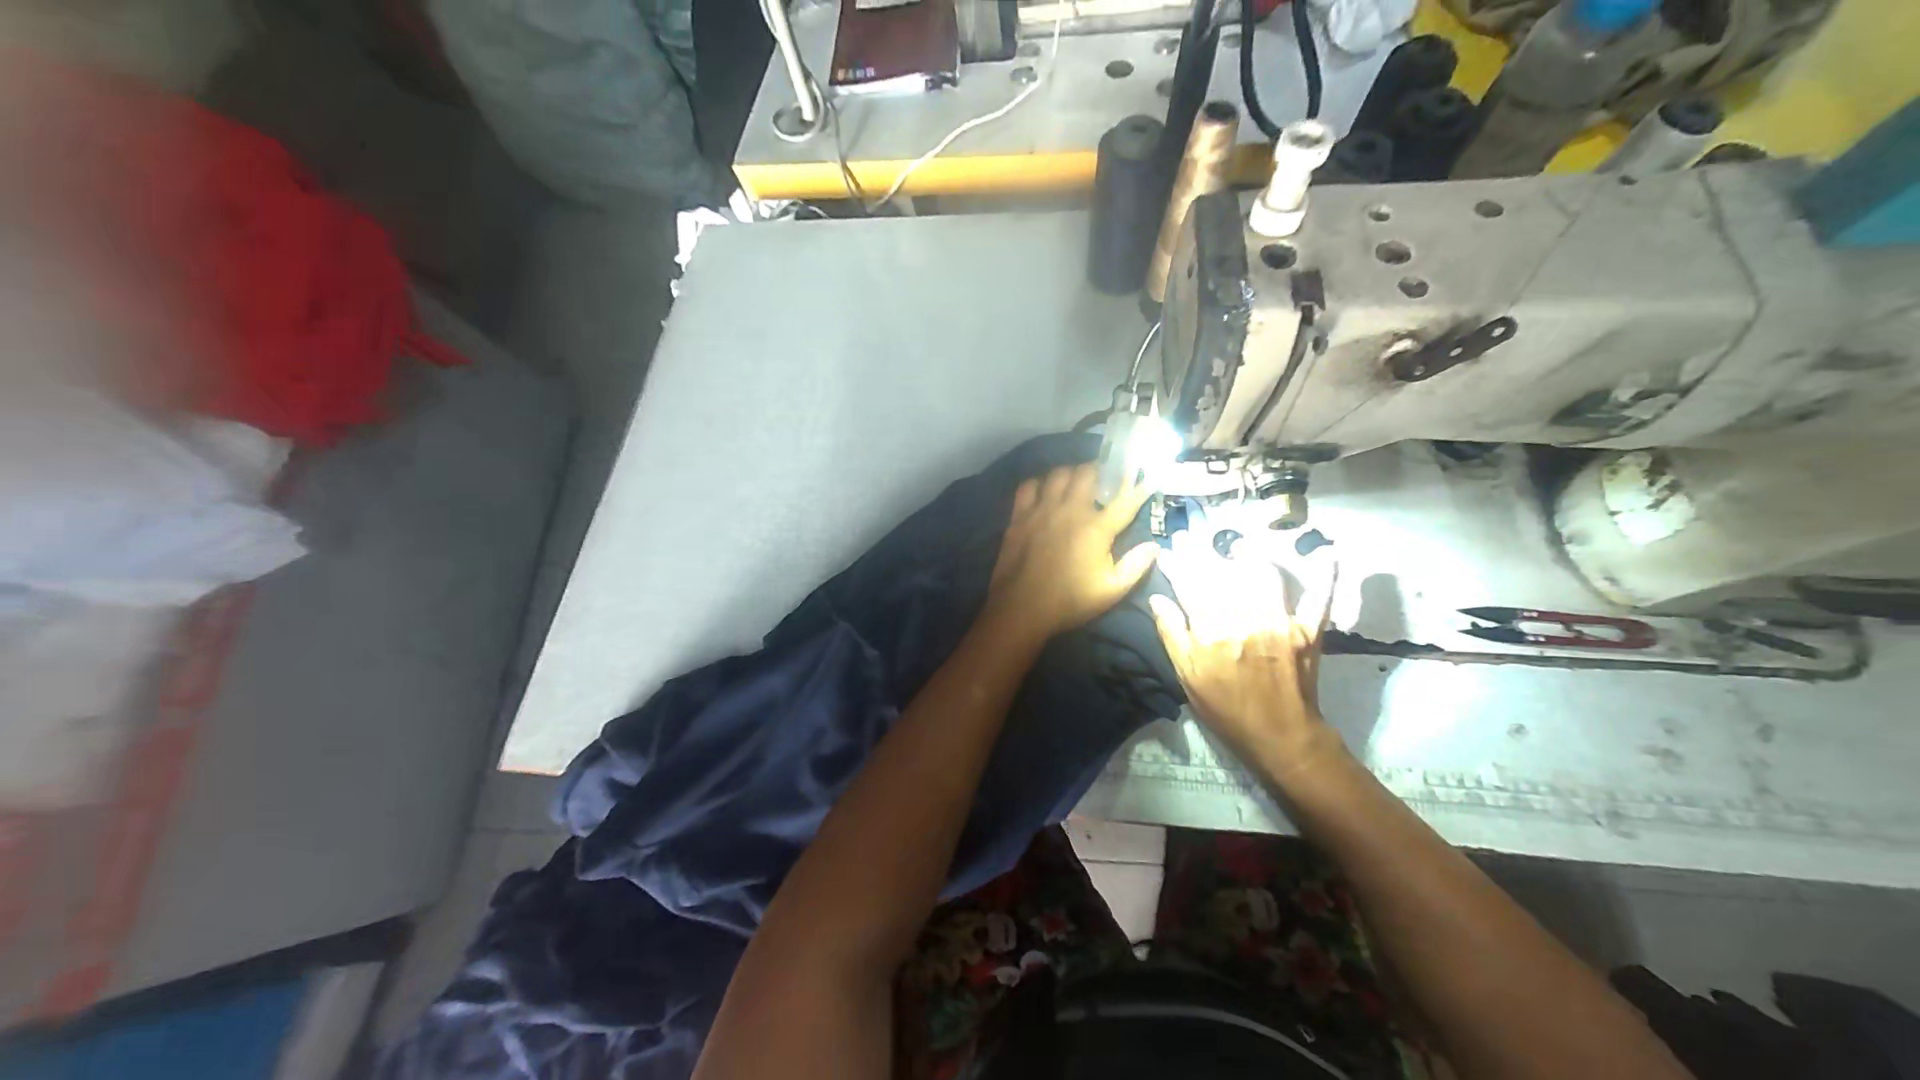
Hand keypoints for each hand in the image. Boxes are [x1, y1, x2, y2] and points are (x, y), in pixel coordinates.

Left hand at [984, 464, 1157, 643]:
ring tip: (1075, 481)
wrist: (1021, 610)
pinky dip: (1039, 484)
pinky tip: (1043, 491)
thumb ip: (1135, 566)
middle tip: (1105, 478)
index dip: (1139, 487)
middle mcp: (1070, 511)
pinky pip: (1028, 487)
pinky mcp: (1019, 517)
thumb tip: (1155, 546)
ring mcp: (1041, 511)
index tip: (1148, 476)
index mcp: (1096, 528)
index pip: (1125, 500)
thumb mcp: (1111, 591)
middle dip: (1100, 471)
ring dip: (1070, 473)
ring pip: (1058, 475)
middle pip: (1087, 475)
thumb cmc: (1070, 602)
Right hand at [1147, 530, 1344, 783]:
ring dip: (1248, 555)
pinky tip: (1327, 553)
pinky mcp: (1308, 630)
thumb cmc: (1226, 709)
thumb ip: (1172, 634)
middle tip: (1192, 536)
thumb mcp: (1187, 676)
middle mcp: (1245, 619)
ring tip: (1237, 544)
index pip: (1190, 585)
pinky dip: (1324, 575)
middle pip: (1222, 574)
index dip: (1178, 563)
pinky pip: (1318, 597)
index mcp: (1212, 632)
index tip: (1170, 546)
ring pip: (1263, 575)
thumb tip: (1157, 598)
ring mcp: (1280, 622)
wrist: (1280, 737)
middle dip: (1203, 552)